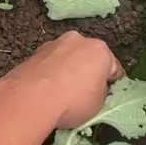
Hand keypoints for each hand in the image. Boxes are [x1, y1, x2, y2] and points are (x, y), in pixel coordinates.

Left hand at [0, 31, 121, 128]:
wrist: (31, 98)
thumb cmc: (73, 101)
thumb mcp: (99, 104)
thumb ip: (100, 92)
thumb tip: (93, 89)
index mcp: (100, 50)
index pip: (114, 68)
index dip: (112, 84)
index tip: (108, 95)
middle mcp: (78, 40)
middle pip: (88, 58)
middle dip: (88, 72)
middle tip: (84, 93)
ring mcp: (54, 44)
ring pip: (67, 58)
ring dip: (67, 70)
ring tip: (62, 92)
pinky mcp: (34, 52)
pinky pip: (50, 64)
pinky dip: (51, 73)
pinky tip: (46, 90)